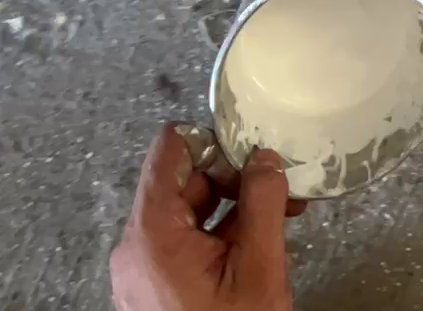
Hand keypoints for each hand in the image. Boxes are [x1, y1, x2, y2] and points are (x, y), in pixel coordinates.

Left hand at [110, 125, 302, 310]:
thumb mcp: (258, 268)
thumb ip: (262, 203)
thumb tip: (265, 155)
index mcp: (151, 234)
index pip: (170, 150)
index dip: (213, 137)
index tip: (254, 146)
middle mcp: (137, 245)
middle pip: (186, 179)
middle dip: (237, 175)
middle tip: (283, 185)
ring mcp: (145, 268)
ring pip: (193, 208)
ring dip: (238, 203)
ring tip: (285, 211)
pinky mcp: (157, 285)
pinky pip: (191, 238)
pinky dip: (226, 230)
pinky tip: (264, 235)